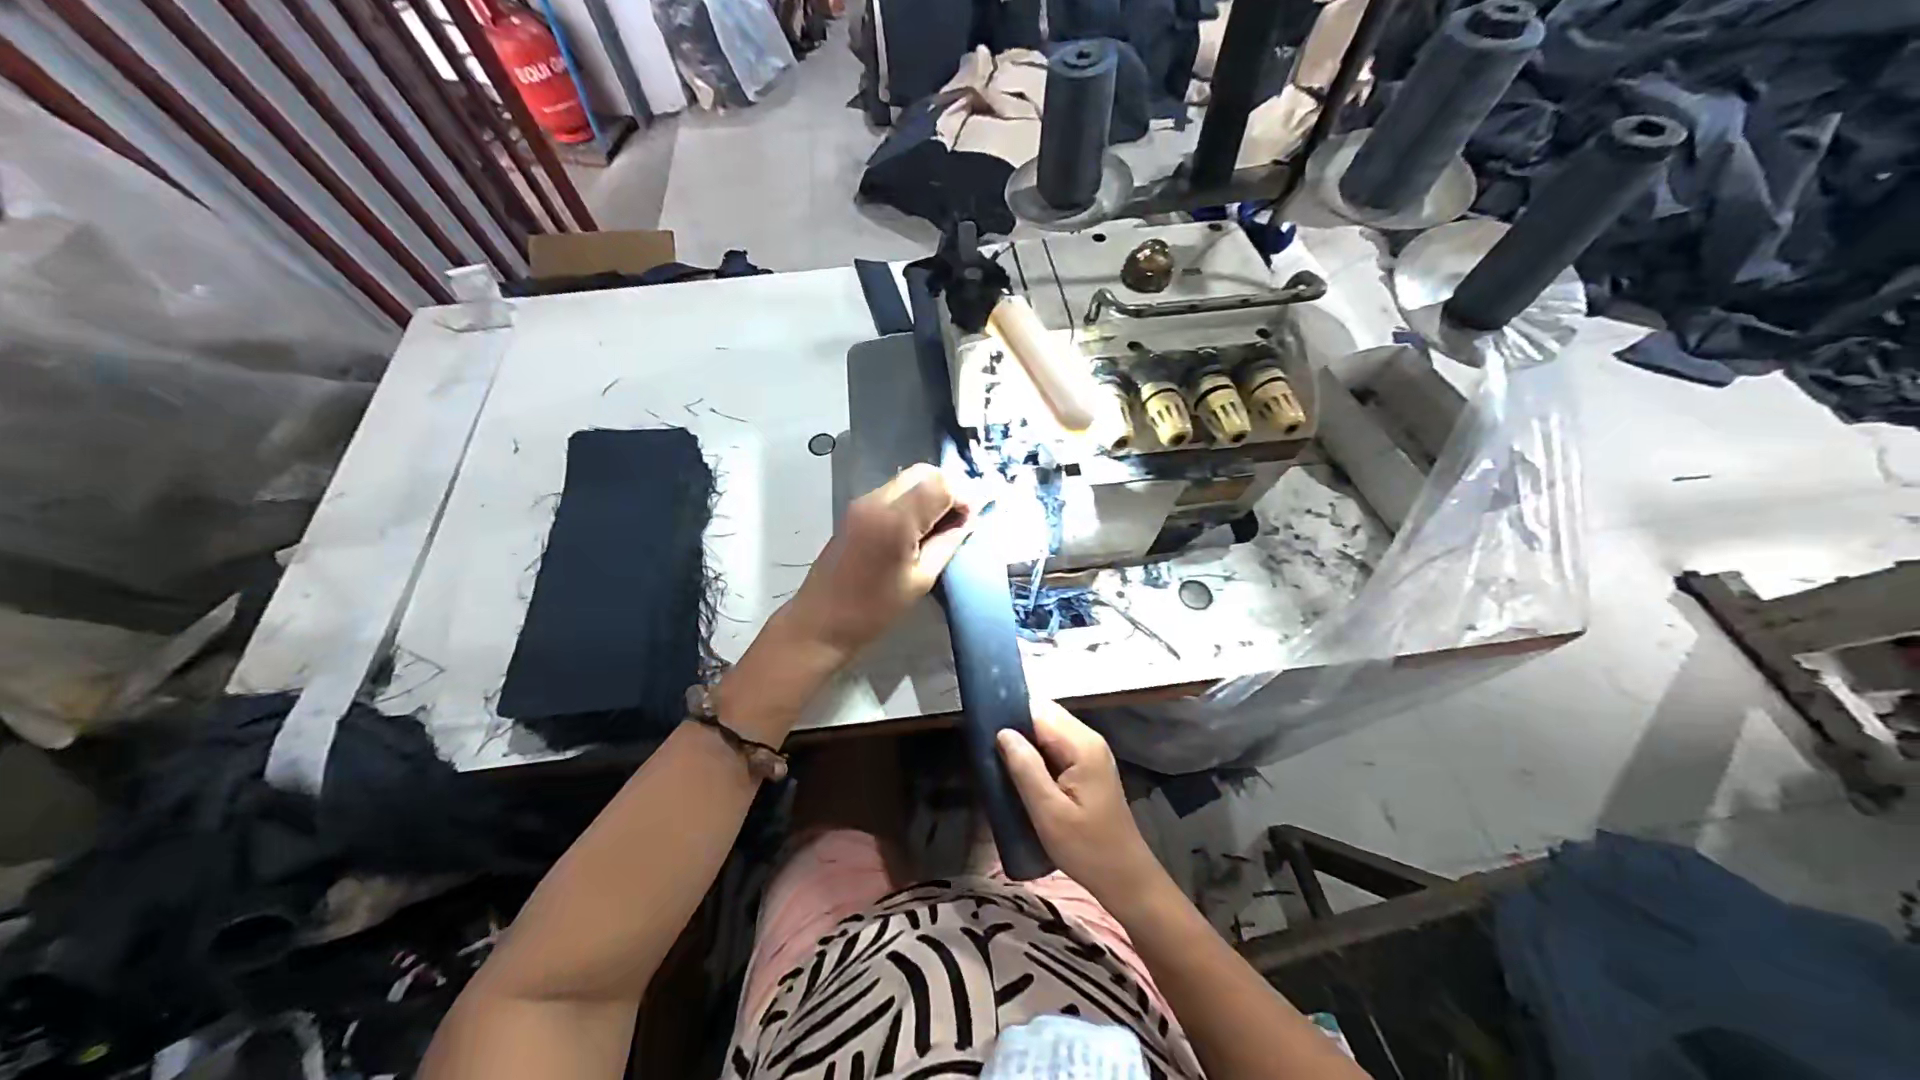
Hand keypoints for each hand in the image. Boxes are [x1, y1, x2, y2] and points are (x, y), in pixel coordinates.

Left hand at [781, 463, 973, 664]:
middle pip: (923, 472)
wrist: (820, 622)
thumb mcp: (920, 579)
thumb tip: (968, 519)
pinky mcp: (855, 510)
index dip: (964, 496)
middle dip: (949, 488)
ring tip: (944, 524)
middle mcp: (876, 500)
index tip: (974, 518)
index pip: (940, 484)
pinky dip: (914, 499)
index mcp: (894, 519)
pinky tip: (921, 526)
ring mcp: (862, 502)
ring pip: (908, 479)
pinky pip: (894, 492)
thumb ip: (948, 542)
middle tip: (962, 518)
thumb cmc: (873, 610)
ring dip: (931, 493)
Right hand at [997, 699, 1166, 904]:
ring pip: (1048, 730)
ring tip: (1000, 762)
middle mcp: (1088, 739)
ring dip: (1025, 742)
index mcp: (1082, 745)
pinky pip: (1055, 746)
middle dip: (1016, 728)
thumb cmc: (1086, 848)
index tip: (984, 734)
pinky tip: (1021, 773)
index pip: (1038, 711)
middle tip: (990, 752)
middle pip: (1044, 716)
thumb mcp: (1049, 813)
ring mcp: (1090, 752)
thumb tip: (1002, 732)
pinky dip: (1036, 754)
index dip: (1010, 717)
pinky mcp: (1087, 765)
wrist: (1124, 877)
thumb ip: (1025, 768)